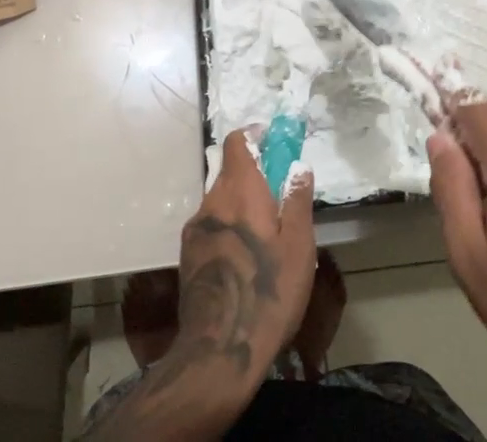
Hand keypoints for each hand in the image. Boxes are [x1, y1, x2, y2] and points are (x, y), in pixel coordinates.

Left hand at [85, 129, 315, 440]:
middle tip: (281, 198)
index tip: (274, 144)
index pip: (236, 143)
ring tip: (268, 234)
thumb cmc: (269, 293)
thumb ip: (297, 201)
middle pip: (229, 173)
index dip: (254, 137)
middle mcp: (211, 203)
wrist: (220, 348)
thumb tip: (298, 167)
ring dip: (242, 205)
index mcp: (239, 192)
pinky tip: (247, 257)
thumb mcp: (299, 247)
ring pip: (220, 201)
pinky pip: (212, 225)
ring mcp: (195, 230)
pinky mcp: (188, 254)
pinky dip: (230, 227)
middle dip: (254, 176)